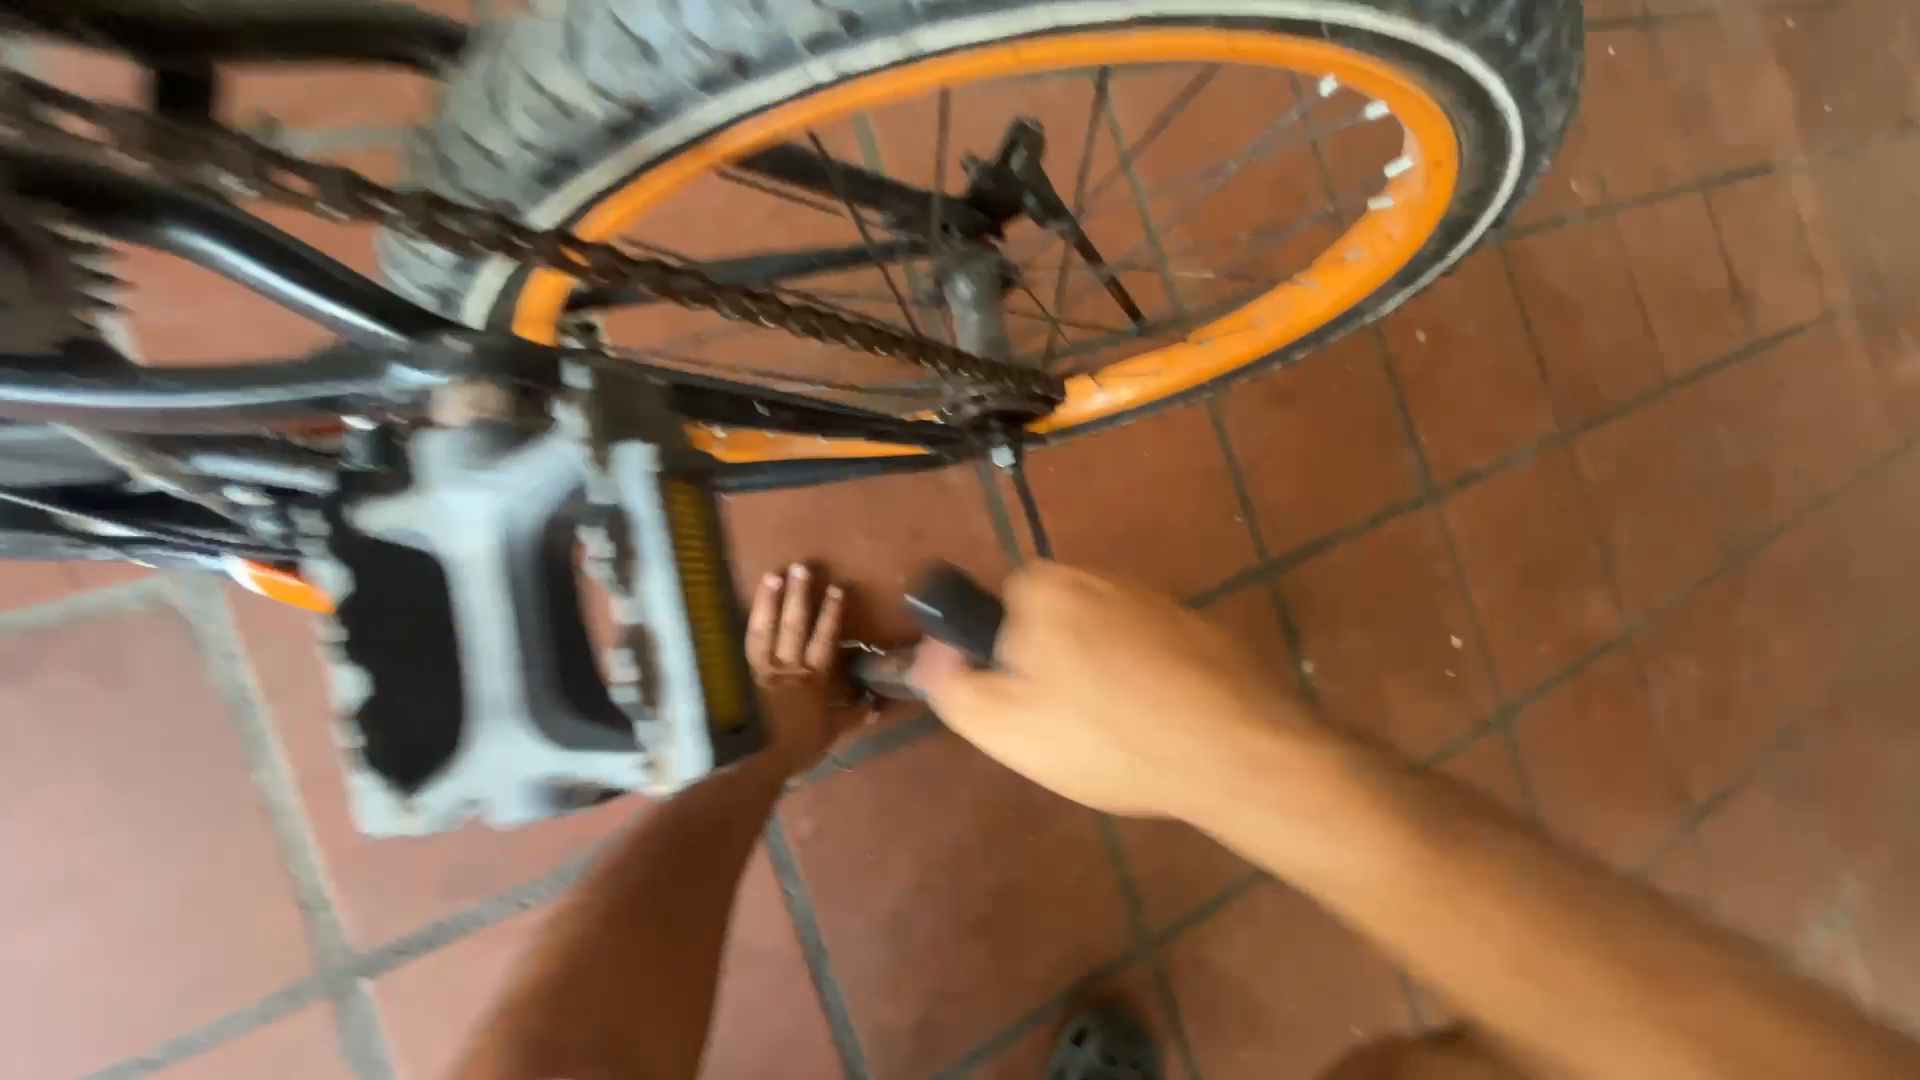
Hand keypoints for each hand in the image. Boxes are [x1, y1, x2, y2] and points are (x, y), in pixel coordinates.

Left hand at [745, 563, 854, 772]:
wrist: (755, 764)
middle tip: (801, 567)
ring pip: (765, 630)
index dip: (831, 614)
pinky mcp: (737, 676)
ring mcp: (759, 669)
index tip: (836, 588)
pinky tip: (740, 609)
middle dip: (799, 596)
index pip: (824, 639)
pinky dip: (743, 628)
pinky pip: (741, 646)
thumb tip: (875, 705)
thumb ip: (851, 716)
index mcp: (812, 679)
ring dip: (768, 602)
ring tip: (772, 576)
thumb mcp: (830, 734)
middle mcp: (786, 667)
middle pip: (794, 626)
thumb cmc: (796, 748)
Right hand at [910, 562, 1319, 819]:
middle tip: (1065, 727)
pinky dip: (1140, 679)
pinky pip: (1143, 648)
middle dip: (1047, 668)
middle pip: (1047, 622)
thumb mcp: (1005, 727)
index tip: (1022, 706)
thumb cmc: (1107, 737)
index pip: (997, 609)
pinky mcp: (1195, 625)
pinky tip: (1155, 723)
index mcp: (1045, 587)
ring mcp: (1153, 598)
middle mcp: (1098, 576)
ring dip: (1095, 676)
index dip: (1000, 660)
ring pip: (1095, 637)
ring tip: (1115, 733)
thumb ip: (952, 684)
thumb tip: (925, 653)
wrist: (1236, 753)